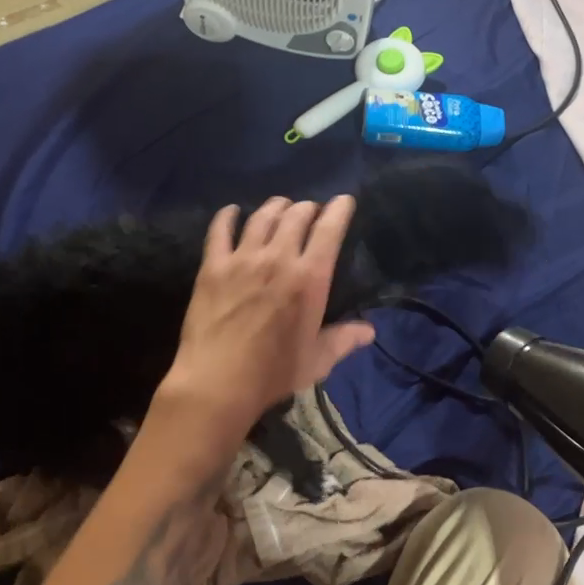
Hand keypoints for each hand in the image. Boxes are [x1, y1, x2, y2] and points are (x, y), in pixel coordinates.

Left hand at [159, 196, 375, 429]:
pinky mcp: (213, 266)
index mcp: (309, 278)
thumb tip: (370, 331)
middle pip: (296, 215)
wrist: (217, 382)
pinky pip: (220, 229)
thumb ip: (344, 340)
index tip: (343, 201)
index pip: (329, 229)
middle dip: (308, 207)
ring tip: (280, 208)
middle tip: (310, 213)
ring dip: (275, 207)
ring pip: (262, 216)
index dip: (339, 209)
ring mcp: (242, 259)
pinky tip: (232, 212)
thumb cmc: (272, 373)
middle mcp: (278, 258)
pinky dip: (228, 215)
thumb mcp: (317, 360)